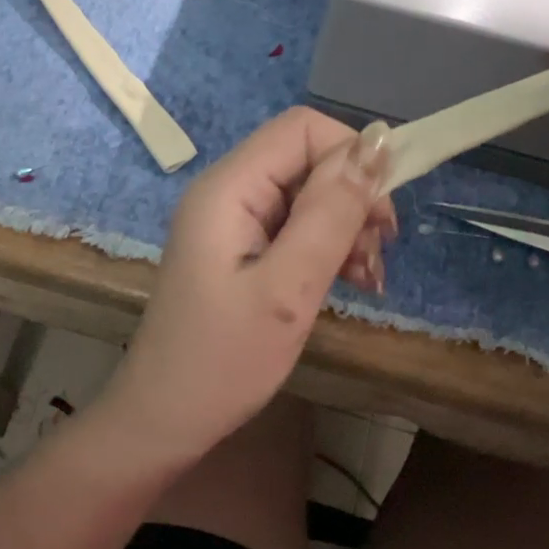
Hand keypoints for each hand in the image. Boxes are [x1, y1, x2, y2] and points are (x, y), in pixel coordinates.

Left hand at [106, 108, 396, 450]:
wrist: (166, 419)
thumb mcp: (289, 287)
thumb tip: (377, 142)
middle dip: (353, 198)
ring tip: (367, 280)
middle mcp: (226, 192)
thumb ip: (331, 213)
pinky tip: (348, 283)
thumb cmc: (224, 360)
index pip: (302, 129)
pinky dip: (326, 248)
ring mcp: (230, 223)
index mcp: (228, 188)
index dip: (352, 156)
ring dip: (346, 227)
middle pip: (307, 160)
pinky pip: (293, 228)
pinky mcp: (238, 251)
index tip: (382, 215)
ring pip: (307, 195)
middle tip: (377, 256)